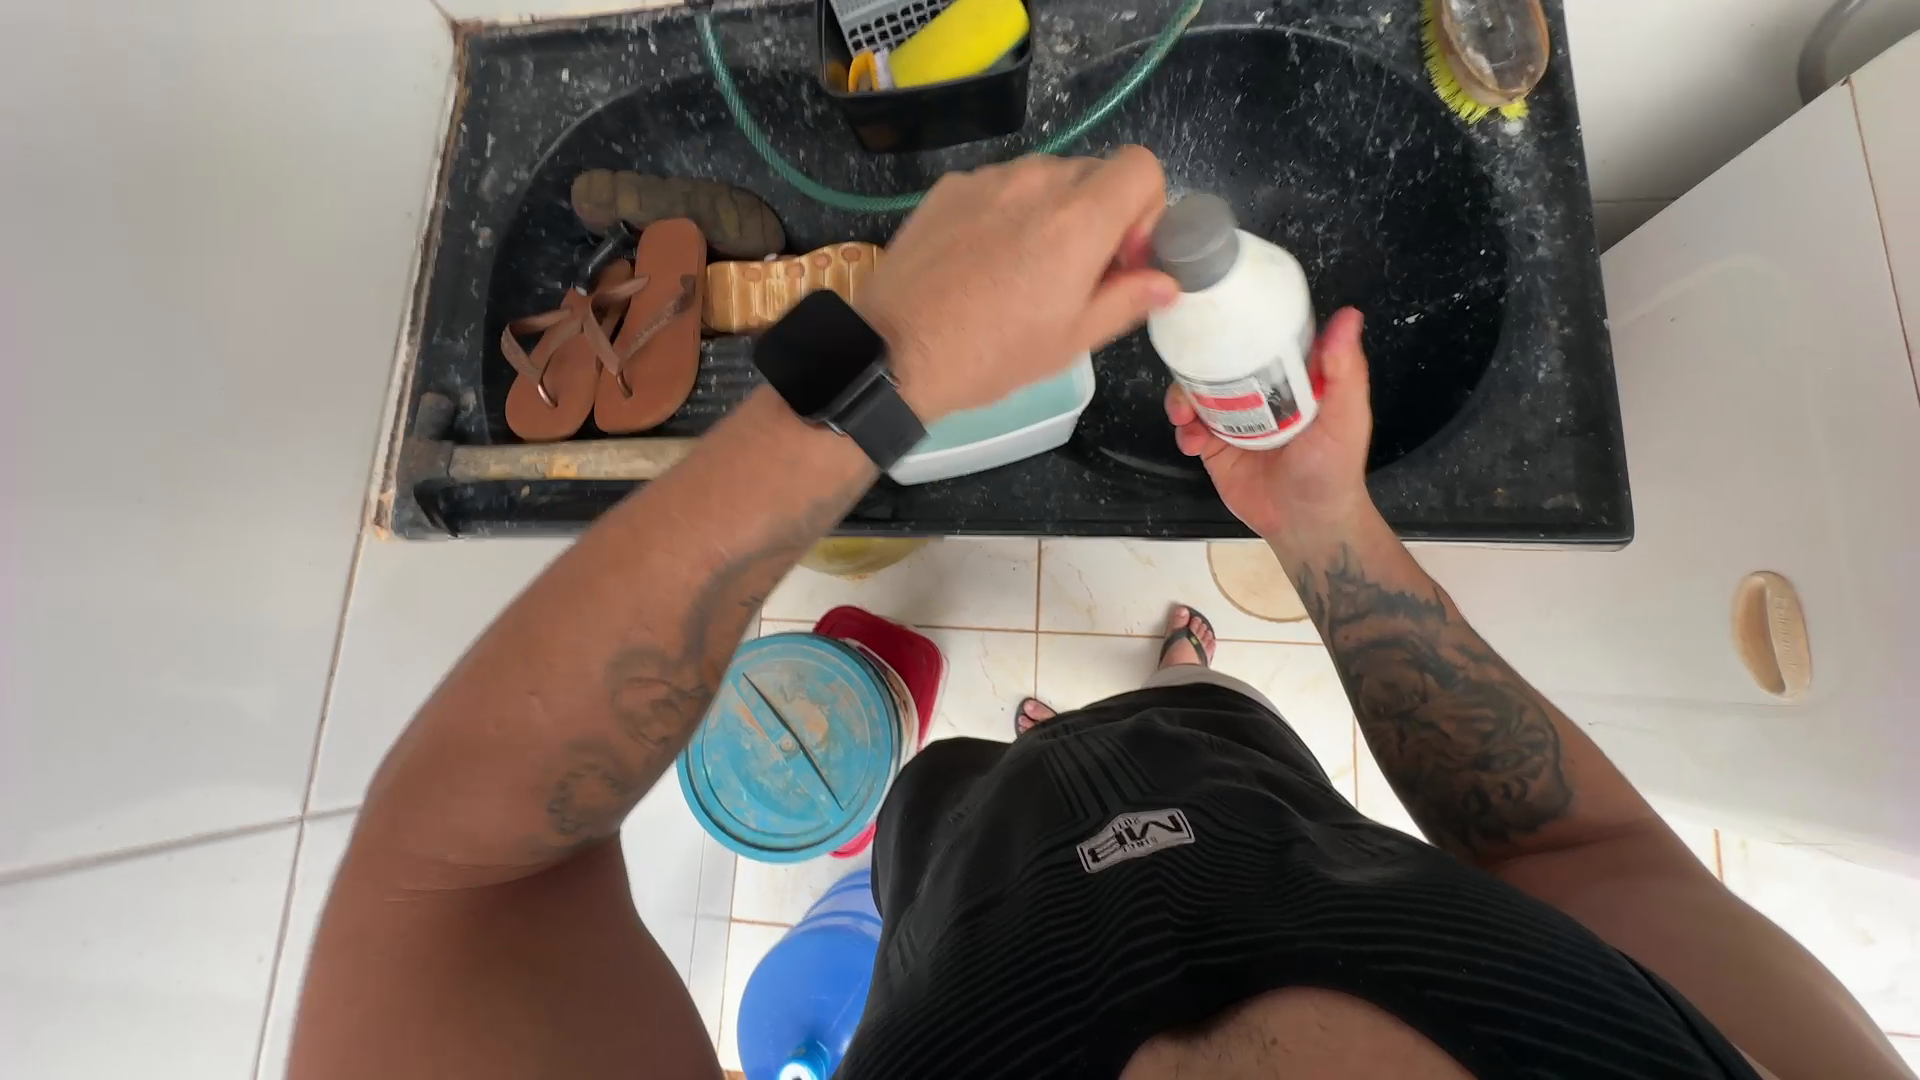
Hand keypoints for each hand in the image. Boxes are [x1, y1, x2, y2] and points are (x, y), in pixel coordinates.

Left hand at [859, 148, 1179, 419]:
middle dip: (1099, 217)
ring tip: (1020, 272)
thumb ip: (1127, 300)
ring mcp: (988, 180)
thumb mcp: (1070, 341)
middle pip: (1094, 174)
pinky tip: (980, 262)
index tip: (1121, 257)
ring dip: (1051, 215)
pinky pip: (999, 188)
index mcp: (1078, 218)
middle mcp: (1037, 181)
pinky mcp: (950, 187)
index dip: (1145, 210)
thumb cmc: (991, 356)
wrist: (895, 353)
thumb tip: (1166, 281)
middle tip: (1072, 276)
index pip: (1142, 167)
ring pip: (1045, 180)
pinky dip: (1006, 214)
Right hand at [1164, 307, 1374, 542]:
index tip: (1222, 320)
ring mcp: (1233, 422)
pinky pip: (1189, 431)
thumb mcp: (1345, 415)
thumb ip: (1344, 369)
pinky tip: (1193, 442)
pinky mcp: (1214, 449)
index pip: (1263, 343)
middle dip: (1198, 366)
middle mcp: (1259, 396)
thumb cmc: (1332, 468)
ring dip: (1182, 399)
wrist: (1305, 522)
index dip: (1241, 329)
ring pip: (1197, 396)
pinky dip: (1184, 432)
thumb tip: (1348, 316)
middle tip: (1190, 374)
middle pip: (1220, 366)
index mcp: (1290, 381)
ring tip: (1183, 414)